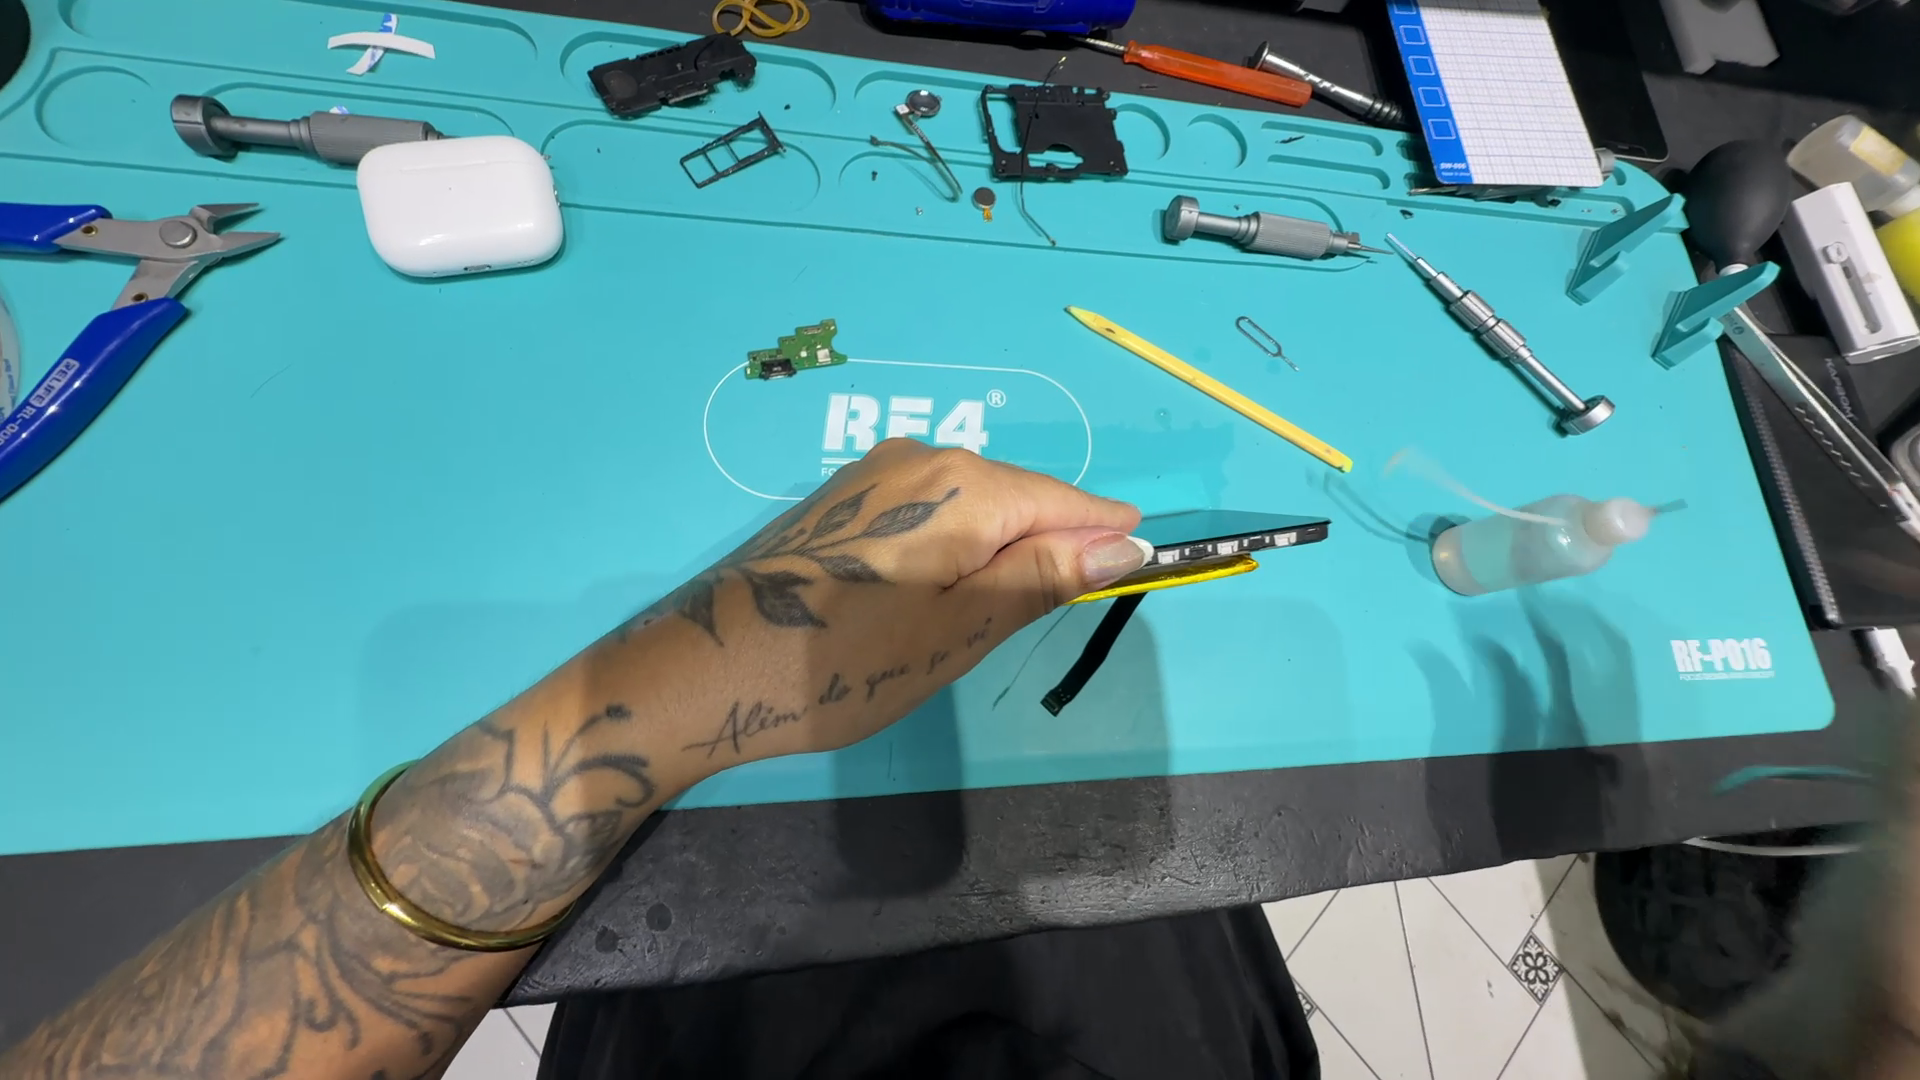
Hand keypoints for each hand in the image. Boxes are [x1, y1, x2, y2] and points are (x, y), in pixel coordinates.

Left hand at [617, 439, 1146, 774]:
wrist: (706, 668)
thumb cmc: (847, 664)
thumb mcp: (962, 629)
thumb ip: (1045, 576)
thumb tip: (1126, 543)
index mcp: (963, 484)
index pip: (1063, 500)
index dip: (1104, 531)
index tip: (1142, 557)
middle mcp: (922, 455)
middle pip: (1018, 496)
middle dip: (1048, 543)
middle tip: (1047, 611)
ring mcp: (876, 470)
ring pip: (973, 502)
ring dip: (999, 547)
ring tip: (985, 611)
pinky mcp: (846, 494)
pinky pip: (930, 507)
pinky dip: (955, 543)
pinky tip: (935, 586)